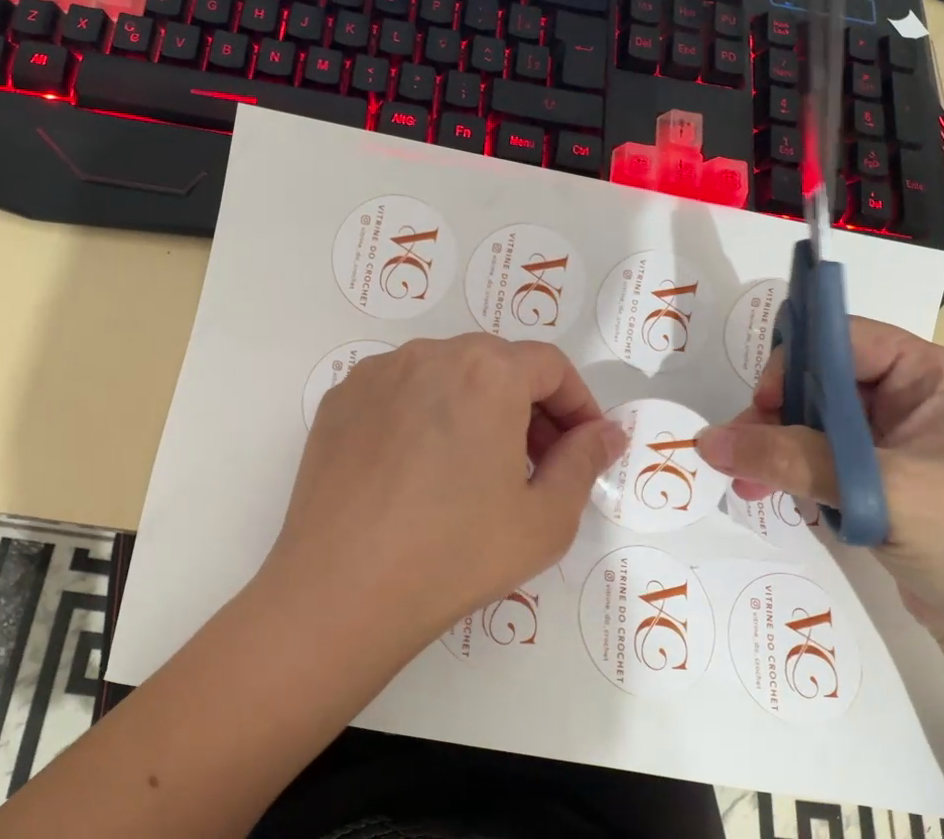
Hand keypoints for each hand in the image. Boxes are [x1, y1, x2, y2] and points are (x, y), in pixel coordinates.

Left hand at [262, 334, 627, 646]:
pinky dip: (423, 416)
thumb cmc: (456, 553)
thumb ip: (583, 461)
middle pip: (494, 362)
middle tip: (536, 463)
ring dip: (474, 407)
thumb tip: (605, 432)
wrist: (343, 589)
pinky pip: (397, 393)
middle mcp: (427, 355)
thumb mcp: (545, 518)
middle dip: (527, 404)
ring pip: (443, 374)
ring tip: (476, 469)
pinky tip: (419, 471)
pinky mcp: (338, 402)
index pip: (550, 365)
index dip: (578, 404)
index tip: (583, 447)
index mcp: (485, 371)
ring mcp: (374, 375)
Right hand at [696, 318, 943, 650]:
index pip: (847, 340)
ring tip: (746, 485)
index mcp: (936, 380)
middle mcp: (918, 404)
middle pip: (823, 384)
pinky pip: (826, 465)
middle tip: (739, 454)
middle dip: (776, 415)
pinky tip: (770, 496)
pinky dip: (794, 477)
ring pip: (817, 427)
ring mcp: (903, 449)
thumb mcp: (881, 491)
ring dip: (777, 450)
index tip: (763, 405)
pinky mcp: (888, 490)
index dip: (797, 362)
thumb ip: (791, 459)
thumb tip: (707, 441)